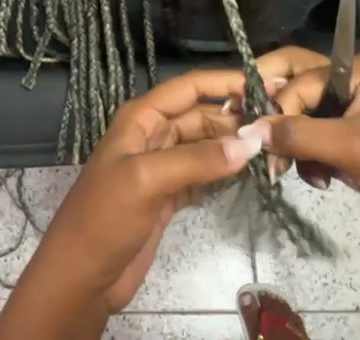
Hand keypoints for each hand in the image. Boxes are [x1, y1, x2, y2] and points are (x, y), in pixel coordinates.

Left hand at [9, 69, 260, 319]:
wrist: (80, 276)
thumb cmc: (105, 216)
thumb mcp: (148, 180)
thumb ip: (198, 160)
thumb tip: (250, 142)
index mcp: (141, 118)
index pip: (189, 87)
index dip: (225, 82)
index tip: (267, 85)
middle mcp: (152, 135)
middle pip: (202, 117)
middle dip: (236, 120)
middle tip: (278, 131)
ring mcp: (161, 167)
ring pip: (205, 146)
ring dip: (234, 148)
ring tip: (272, 154)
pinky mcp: (169, 197)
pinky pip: (204, 175)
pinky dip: (225, 173)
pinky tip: (250, 176)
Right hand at [248, 47, 359, 257]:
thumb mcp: (354, 148)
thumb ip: (300, 135)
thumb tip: (250, 129)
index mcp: (354, 72)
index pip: (296, 75)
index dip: (275, 101)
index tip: (259, 136)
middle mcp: (348, 86)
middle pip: (294, 86)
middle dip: (273, 112)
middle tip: (250, 134)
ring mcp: (348, 118)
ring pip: (298, 118)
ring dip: (290, 143)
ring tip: (289, 170)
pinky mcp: (348, 148)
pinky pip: (310, 143)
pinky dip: (306, 161)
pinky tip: (319, 181)